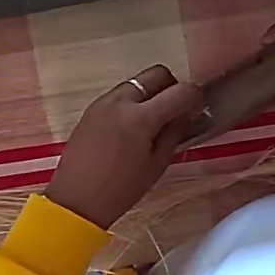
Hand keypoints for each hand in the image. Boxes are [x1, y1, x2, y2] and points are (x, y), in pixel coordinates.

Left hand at [44, 65, 205, 227]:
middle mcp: (121, 101)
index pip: (180, 91)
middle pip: (157, 74)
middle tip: (176, 111)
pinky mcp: (91, 109)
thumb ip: (174, 133)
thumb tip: (185, 115)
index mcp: (141, 117)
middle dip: (172, 87)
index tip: (199, 108)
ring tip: (152, 122)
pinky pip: (119, 95)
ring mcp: (103, 102)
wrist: (76, 201)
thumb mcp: (156, 165)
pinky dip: (132, 102)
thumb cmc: (121, 190)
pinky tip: (132, 129)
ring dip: (150, 94)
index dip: (195, 97)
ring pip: (136, 82)